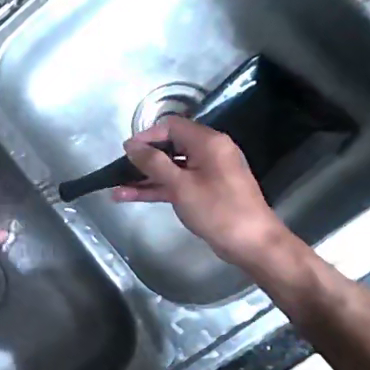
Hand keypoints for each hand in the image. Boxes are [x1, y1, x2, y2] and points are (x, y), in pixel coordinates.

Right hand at [112, 116, 294, 268]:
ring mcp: (209, 172)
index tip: (126, 151)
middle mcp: (210, 152)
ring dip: (146, 178)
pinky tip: (132, 197)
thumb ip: (154, 163)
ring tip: (117, 188)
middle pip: (170, 146)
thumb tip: (131, 145)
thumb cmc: (218, 210)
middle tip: (120, 170)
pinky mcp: (207, 191)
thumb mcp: (181, 186)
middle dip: (143, 159)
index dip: (147, 136)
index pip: (172, 126)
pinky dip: (159, 189)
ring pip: (172, 168)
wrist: (253, 243)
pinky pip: (178, 183)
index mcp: (208, 142)